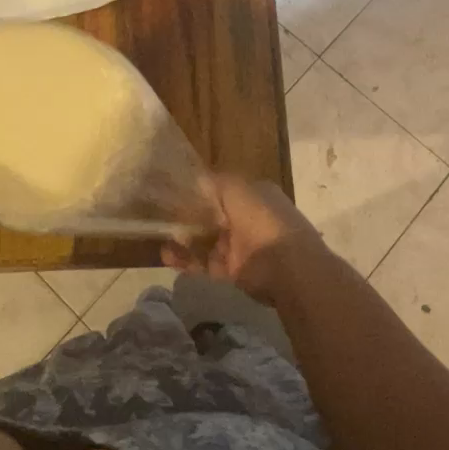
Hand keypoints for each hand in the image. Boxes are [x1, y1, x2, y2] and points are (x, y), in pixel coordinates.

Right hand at [161, 174, 325, 304]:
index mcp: (254, 195)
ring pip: (206, 240)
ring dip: (184, 239)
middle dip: (188, 217)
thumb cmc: (263, 219)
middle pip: (212, 216)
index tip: (172, 192)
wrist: (287, 267)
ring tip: (161, 238)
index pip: (222, 189)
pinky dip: (187, 260)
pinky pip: (205, 262)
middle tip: (161, 216)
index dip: (198, 191)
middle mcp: (248, 218)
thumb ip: (214, 182)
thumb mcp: (237, 189)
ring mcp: (240, 246)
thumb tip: (195, 179)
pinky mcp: (232, 271)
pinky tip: (167, 255)